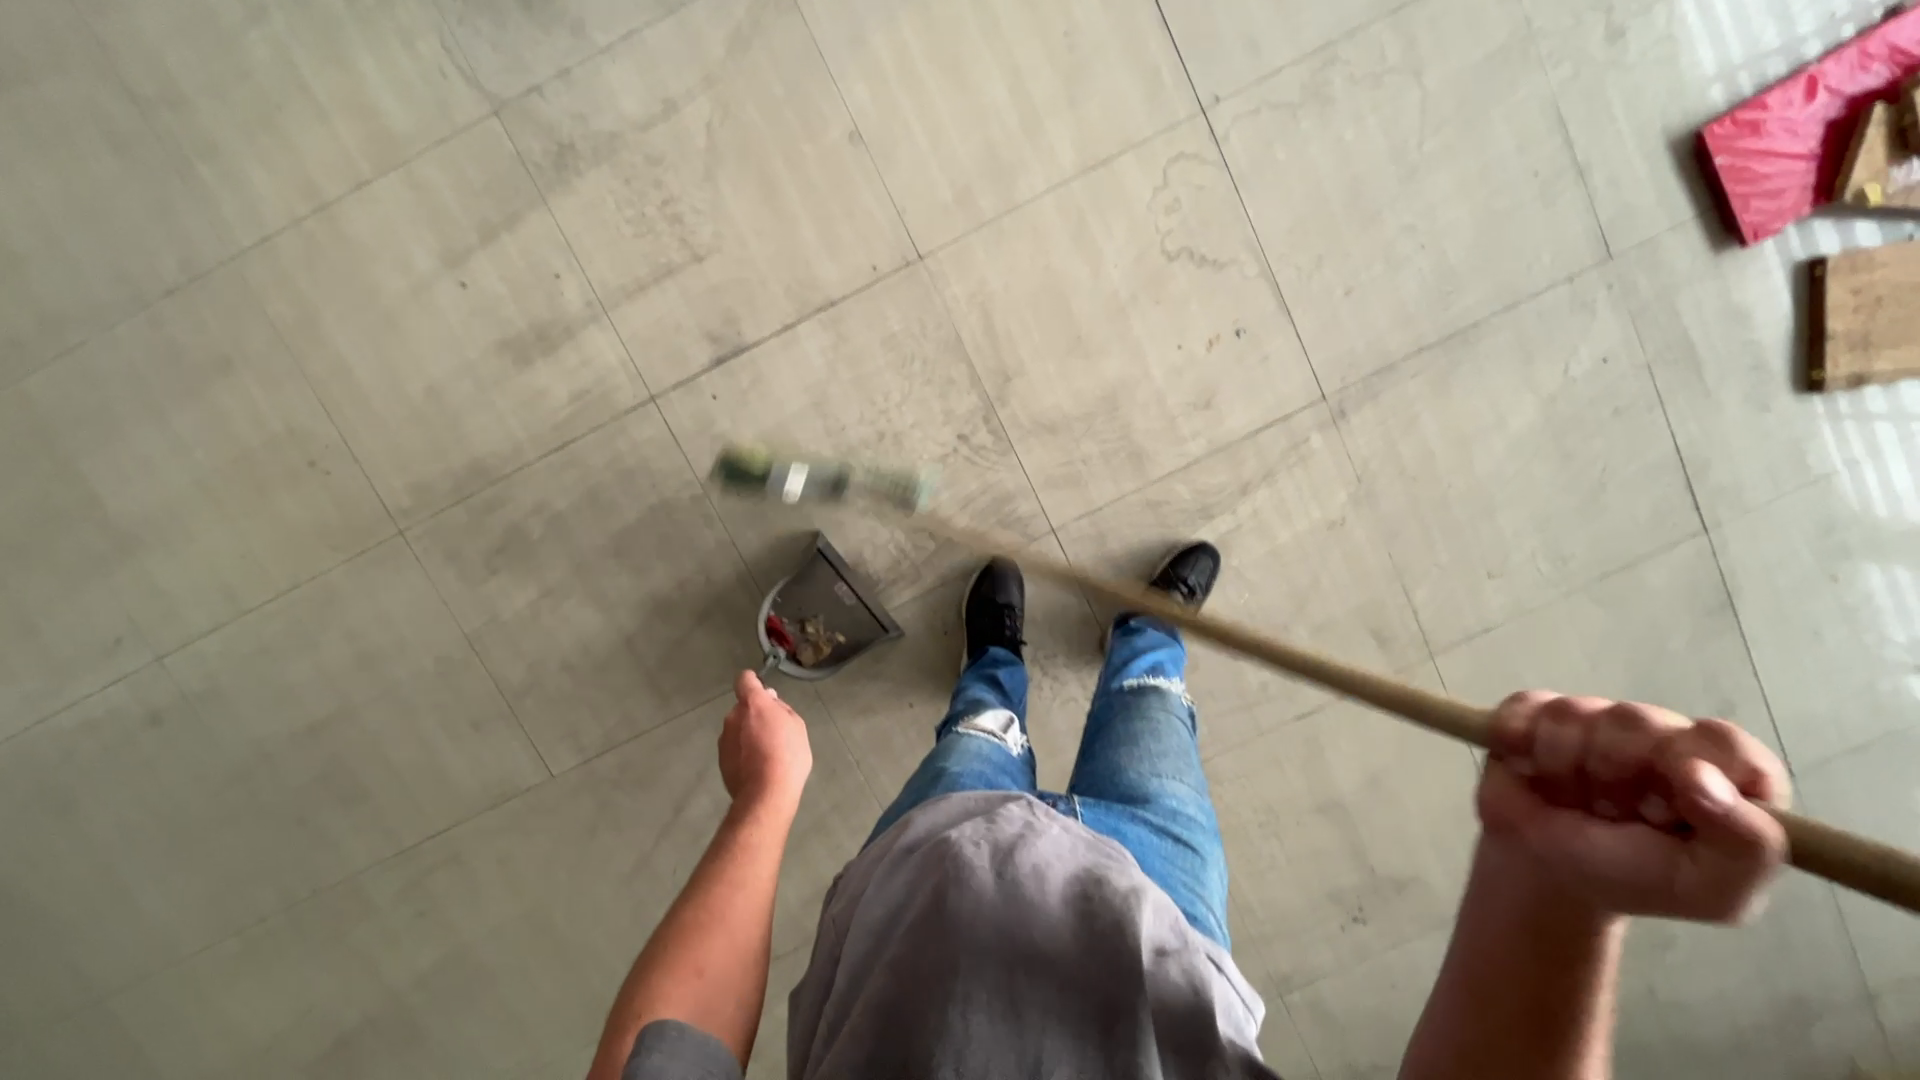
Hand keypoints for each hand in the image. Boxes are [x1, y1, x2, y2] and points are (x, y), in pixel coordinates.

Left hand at [718, 670, 811, 811]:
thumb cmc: (788, 755)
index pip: (745, 680)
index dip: (753, 682)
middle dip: (755, 714)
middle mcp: (733, 717)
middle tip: (774, 730)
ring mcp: (724, 739)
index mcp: (753, 704)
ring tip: (766, 753)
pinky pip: (734, 747)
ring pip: (738, 728)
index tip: (762, 691)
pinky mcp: (721, 759)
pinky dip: (743, 751)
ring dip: (748, 734)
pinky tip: (757, 766)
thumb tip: (770, 700)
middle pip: (743, 708)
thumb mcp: (797, 726)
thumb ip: (781, 708)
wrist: (766, 794)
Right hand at [1478, 691, 1789, 922]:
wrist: (1542, 875)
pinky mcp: (1532, 712)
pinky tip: (1529, 772)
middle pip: (1638, 720)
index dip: (1691, 765)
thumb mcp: (1711, 890)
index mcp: (1717, 771)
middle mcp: (1658, 735)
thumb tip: (1703, 778)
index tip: (1668, 808)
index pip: (1723, 741)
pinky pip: (1526, 709)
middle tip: (1610, 813)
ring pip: (1576, 713)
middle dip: (1615, 775)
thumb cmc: (1630, 879)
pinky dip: (1519, 742)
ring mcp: (1592, 718)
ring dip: (1564, 767)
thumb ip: (1748, 845)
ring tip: (1569, 799)